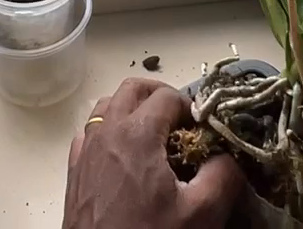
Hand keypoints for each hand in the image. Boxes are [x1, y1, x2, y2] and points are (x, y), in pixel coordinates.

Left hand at [63, 77, 247, 228]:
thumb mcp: (201, 214)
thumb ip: (222, 176)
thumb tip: (227, 155)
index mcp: (139, 132)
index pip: (168, 97)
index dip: (190, 107)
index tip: (202, 130)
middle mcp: (108, 130)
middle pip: (133, 88)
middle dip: (159, 96)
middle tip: (179, 121)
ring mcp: (87, 148)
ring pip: (108, 105)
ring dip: (131, 108)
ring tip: (152, 134)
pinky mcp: (75, 169)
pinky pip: (90, 133)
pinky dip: (108, 131)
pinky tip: (122, 156)